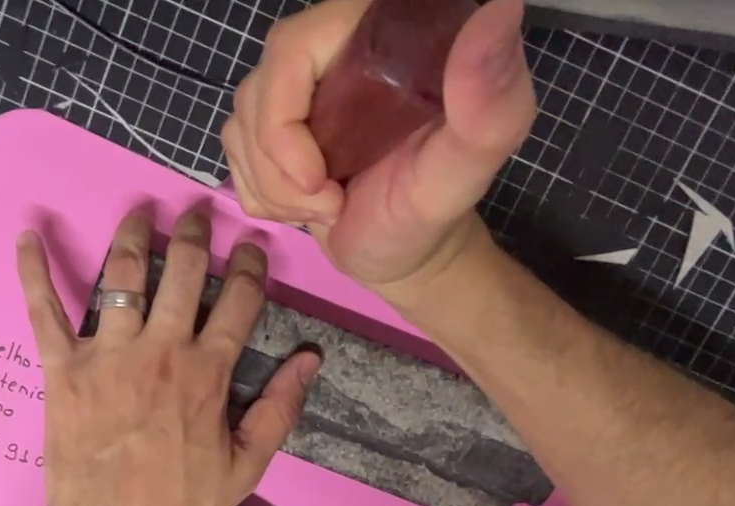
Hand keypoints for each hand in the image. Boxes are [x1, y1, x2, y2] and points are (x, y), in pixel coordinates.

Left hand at [14, 210, 319, 505]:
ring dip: (133, 237)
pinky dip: (33, 272)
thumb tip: (311, 359)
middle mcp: (160, 350)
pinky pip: (44, 312)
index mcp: (208, 372)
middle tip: (198, 216)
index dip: (251, 267)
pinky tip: (27, 237)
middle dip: (196, 237)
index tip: (252, 246)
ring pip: (122, 277)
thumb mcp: (245, 467)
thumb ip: (279, 409)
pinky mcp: (62, 370)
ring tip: (141, 213)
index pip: (239, 301)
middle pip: (184, 273)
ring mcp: (107, 355)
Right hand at [221, 0, 536, 295]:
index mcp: (379, 35)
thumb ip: (489, 102)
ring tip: (324, 208)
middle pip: (257, 93)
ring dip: (273, 189)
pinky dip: (262, 197)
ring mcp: (296, 92)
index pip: (292, 49)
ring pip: (241, 129)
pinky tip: (304, 207)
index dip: (285, 121)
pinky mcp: (272, 130)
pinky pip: (234, 157)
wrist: (404, 254)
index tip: (318, 181)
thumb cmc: (433, 215)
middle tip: (327, 204)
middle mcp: (331, 50)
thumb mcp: (467, 167)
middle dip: (280, 169)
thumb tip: (500, 11)